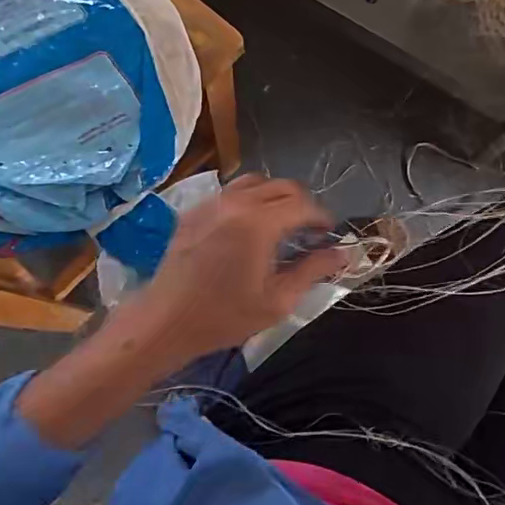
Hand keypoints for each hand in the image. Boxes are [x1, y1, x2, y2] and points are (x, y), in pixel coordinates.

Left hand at [18, 176, 345, 446]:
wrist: (163, 323)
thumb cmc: (224, 317)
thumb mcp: (278, 300)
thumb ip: (313, 270)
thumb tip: (342, 254)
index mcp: (259, 223)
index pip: (304, 205)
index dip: (322, 218)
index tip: (329, 235)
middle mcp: (236, 203)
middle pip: (282, 186)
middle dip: (303, 204)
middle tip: (310, 231)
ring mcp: (212, 204)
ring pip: (255, 182)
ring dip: (276, 197)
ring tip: (281, 224)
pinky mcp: (194, 211)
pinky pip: (231, 192)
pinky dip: (250, 200)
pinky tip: (250, 228)